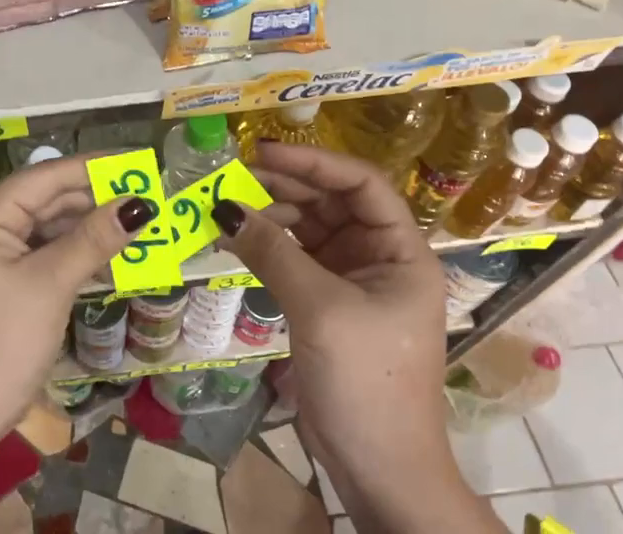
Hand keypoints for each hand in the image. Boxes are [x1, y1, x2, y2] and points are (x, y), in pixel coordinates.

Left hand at [0, 155, 155, 446]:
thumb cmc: (0, 345)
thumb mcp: (50, 286)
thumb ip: (93, 239)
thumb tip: (140, 204)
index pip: (44, 177)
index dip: (94, 167)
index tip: (139, 162)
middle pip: (44, 201)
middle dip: (95, 200)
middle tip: (148, 197)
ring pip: (43, 229)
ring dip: (87, 230)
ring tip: (137, 226)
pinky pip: (37, 256)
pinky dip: (70, 256)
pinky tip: (109, 259)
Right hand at [216, 141, 497, 532]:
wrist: (379, 469)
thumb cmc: (366, 381)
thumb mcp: (319, 309)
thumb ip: (272, 252)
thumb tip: (222, 207)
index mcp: (401, 251)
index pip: (361, 184)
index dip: (313, 162)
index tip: (262, 152)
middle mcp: (380, 258)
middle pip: (332, 202)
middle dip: (285, 187)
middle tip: (232, 178)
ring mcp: (353, 282)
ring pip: (309, 229)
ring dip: (271, 216)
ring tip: (226, 207)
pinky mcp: (327, 305)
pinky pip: (295, 260)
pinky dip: (267, 247)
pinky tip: (235, 240)